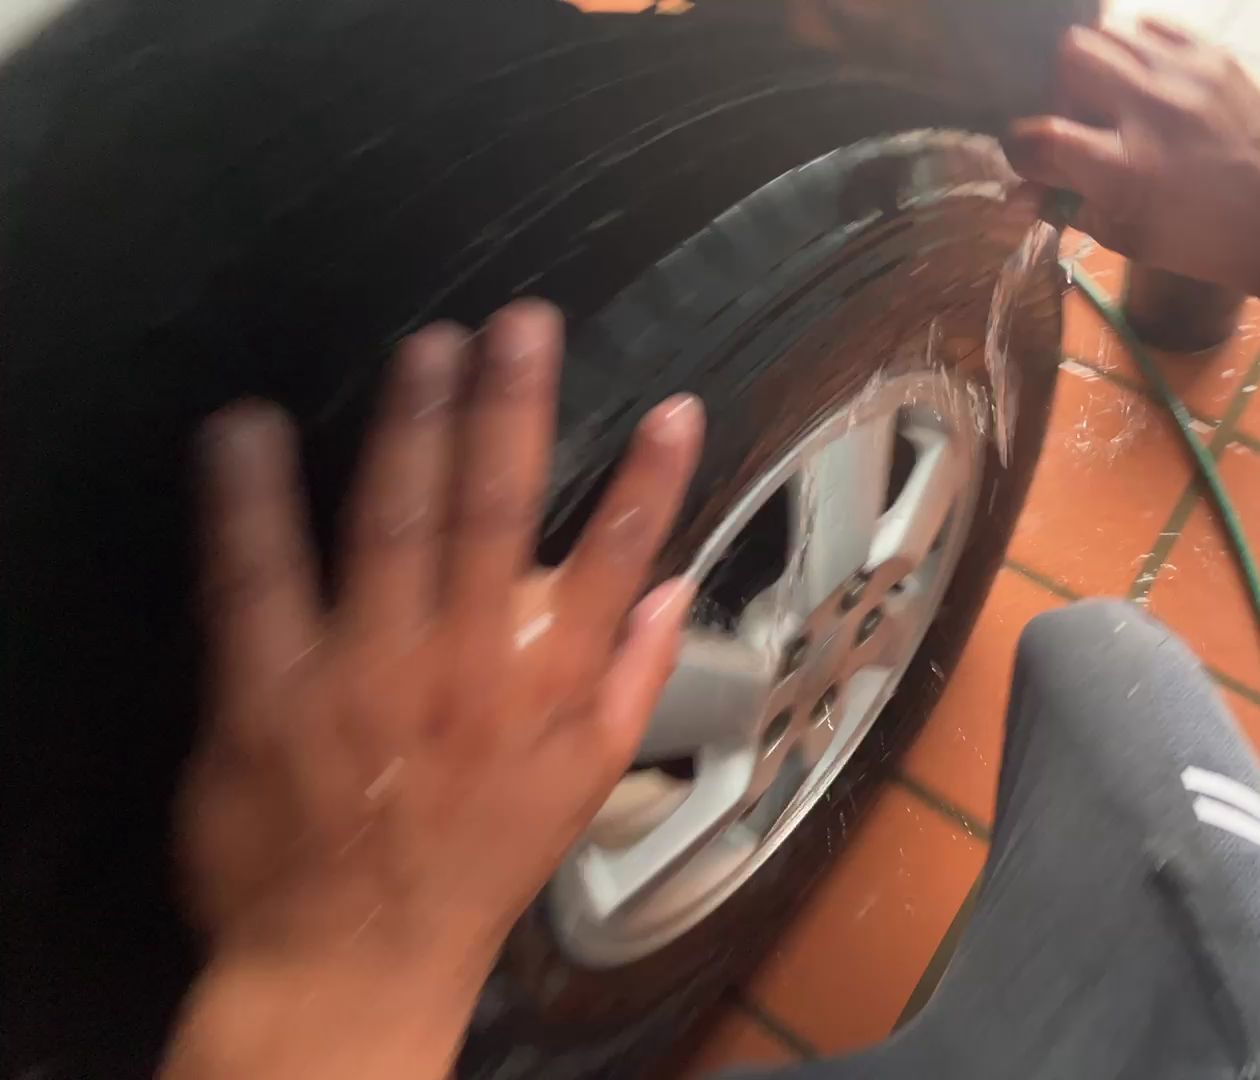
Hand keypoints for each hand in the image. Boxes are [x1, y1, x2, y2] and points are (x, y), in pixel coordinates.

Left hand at [179, 299, 701, 993]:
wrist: (357, 949)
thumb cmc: (495, 850)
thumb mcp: (596, 774)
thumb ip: (640, 673)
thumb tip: (679, 587)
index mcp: (552, 684)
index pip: (619, 561)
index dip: (653, 479)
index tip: (676, 410)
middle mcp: (467, 661)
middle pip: (495, 516)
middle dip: (514, 412)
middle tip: (523, 328)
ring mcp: (362, 670)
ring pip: (390, 526)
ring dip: (412, 428)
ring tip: (429, 348)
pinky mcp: (264, 692)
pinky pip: (254, 583)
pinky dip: (247, 501)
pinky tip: (245, 429)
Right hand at [1008, 20, 1259, 296]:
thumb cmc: (1195, 241)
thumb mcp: (1124, 238)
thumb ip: (1068, 206)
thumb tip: (1021, 191)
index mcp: (1125, 170)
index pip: (1040, 136)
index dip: (1021, 149)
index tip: (1029, 158)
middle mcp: (1151, 110)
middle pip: (1068, 56)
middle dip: (1059, 91)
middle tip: (1080, 123)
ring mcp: (1186, 74)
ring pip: (1106, 30)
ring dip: (1095, 68)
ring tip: (1113, 104)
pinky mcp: (1213, 54)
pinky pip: (1149, 27)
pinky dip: (1134, 53)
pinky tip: (1145, 88)